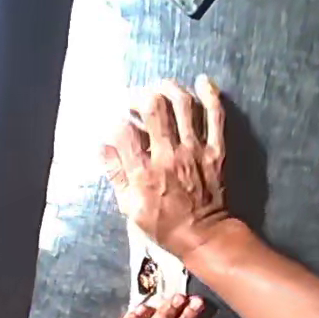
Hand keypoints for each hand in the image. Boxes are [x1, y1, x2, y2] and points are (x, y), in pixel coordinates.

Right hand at [103, 76, 238, 260]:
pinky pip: (215, 116)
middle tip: (136, 97)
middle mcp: (168, 156)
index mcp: (144, 173)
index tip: (116, 119)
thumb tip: (102, 148)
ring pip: (183, 105)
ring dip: (170, 88)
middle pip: (154, 108)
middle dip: (141, 95)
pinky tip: (201, 82)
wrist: (204, 235)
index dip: (116, 119)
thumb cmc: (163, 225)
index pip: (124, 132)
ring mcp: (194, 150)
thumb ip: (116, 176)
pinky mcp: (215, 150)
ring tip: (161, 85)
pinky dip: (210, 95)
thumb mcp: (129, 208)